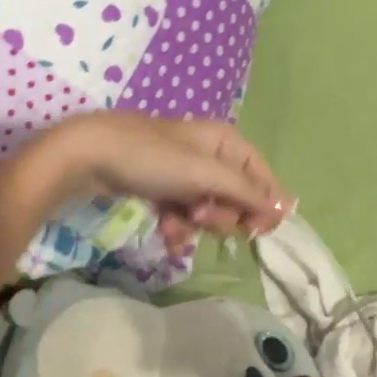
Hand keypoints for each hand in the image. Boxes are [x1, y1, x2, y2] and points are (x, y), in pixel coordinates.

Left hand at [44, 112, 294, 251]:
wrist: (88, 156)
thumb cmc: (150, 158)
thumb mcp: (203, 172)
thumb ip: (246, 190)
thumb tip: (288, 205)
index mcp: (224, 141)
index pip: (262, 176)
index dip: (264, 204)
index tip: (256, 230)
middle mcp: (208, 154)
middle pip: (237, 197)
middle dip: (222, 215)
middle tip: (200, 217)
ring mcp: (183, 172)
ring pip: (209, 210)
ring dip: (197, 225)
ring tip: (175, 225)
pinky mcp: (161, 188)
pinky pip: (183, 214)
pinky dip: (177, 227)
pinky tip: (165, 235)